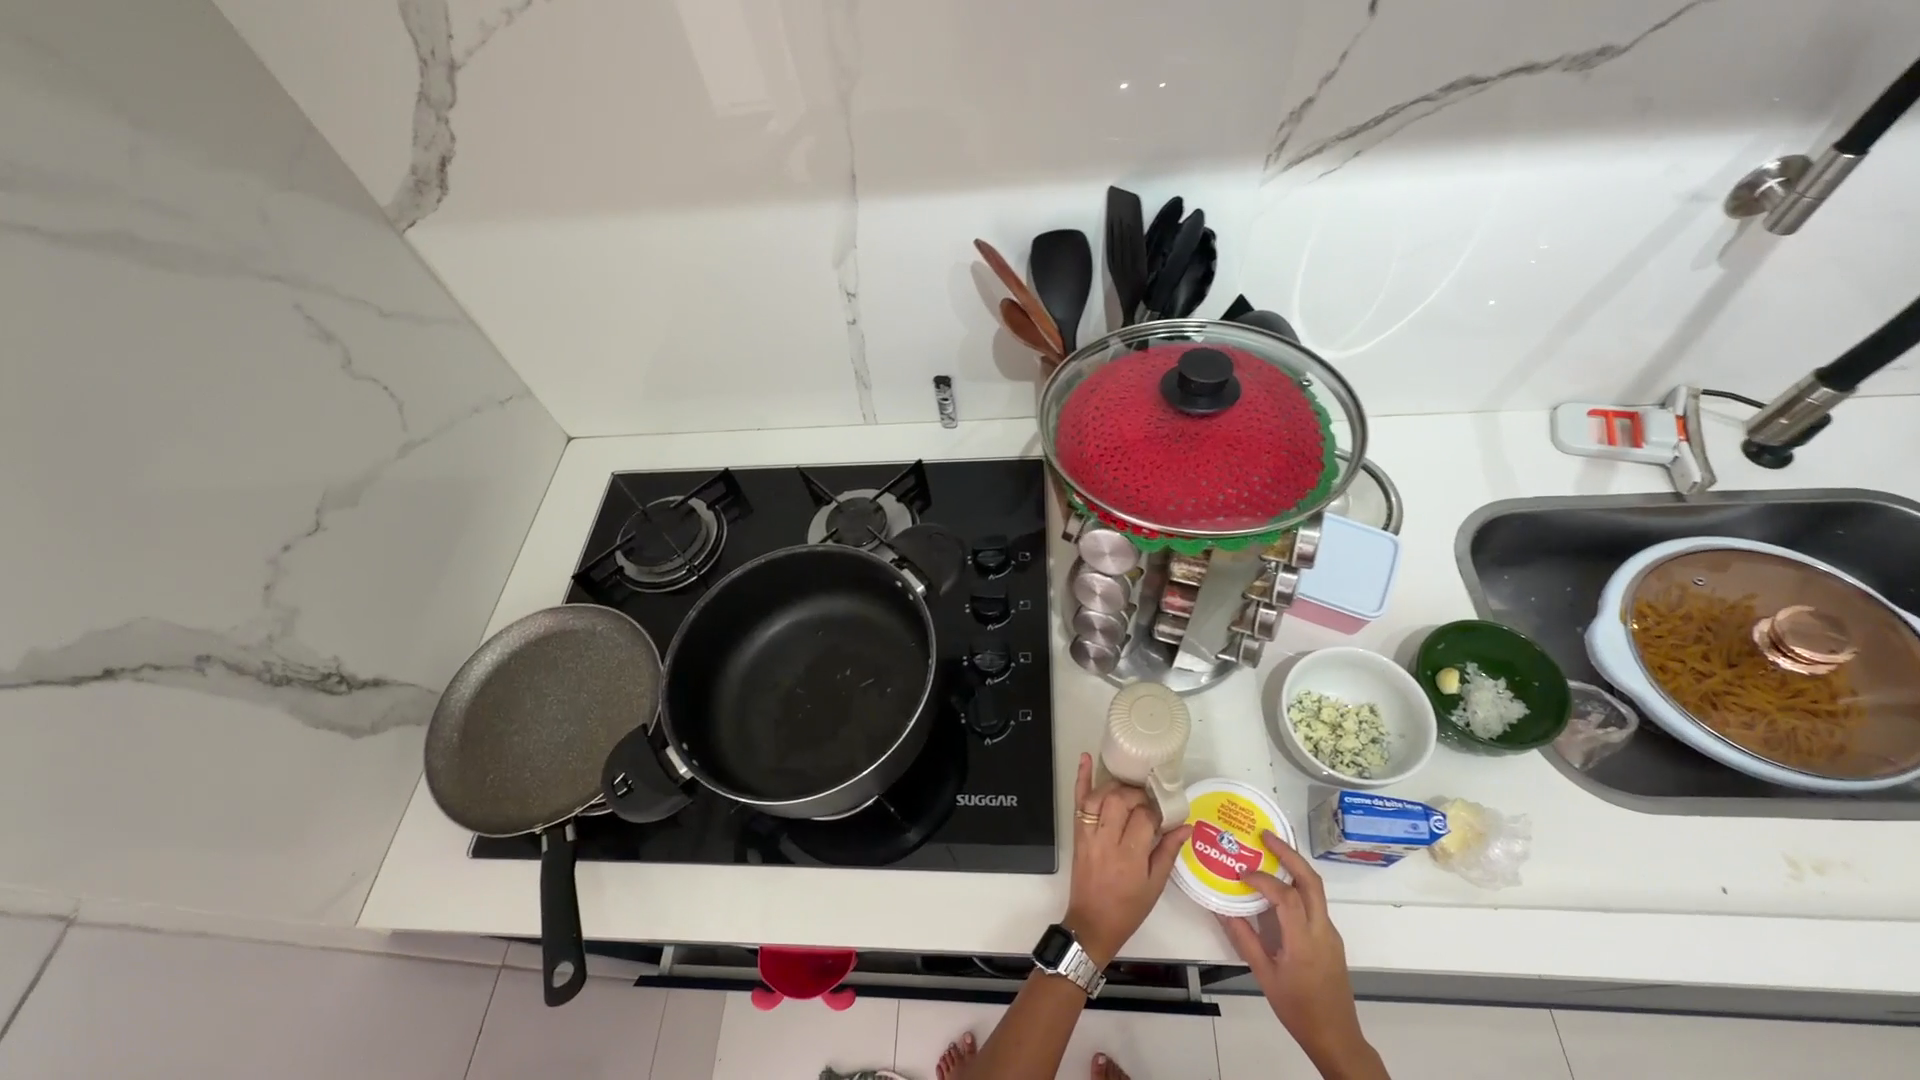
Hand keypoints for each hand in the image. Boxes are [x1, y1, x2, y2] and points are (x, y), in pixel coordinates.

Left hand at [1061, 753, 1191, 966]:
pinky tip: (1086, 758)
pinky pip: (1077, 801)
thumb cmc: (1128, 908)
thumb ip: (1168, 852)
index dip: (1155, 812)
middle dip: (1136, 795)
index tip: (1162, 816)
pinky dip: (1081, 778)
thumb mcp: (1155, 885)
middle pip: (1119, 801)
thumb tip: (1186, 825)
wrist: (1092, 923)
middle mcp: (1105, 840)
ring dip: (1115, 786)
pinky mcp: (1077, 833)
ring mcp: (1088, 834)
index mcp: (1129, 856)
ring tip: (1129, 789)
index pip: (1143, 817)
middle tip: (1147, 802)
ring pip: (1098, 796)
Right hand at [1217, 831, 1384, 1078]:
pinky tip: (1277, 889)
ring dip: (1295, 867)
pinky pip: (1314, 904)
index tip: (1241, 873)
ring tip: (1269, 852)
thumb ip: (1244, 939)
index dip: (1263, 879)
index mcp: (1304, 941)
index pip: (1286, 897)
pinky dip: (1297, 888)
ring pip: (1316, 890)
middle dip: (1289, 854)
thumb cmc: (1297, 1008)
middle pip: (1311, 881)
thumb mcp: (1264, 975)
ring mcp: (1330, 933)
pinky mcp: (1331, 938)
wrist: (1336, 1035)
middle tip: (1265, 835)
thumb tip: (1221, 910)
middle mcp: (1322, 930)